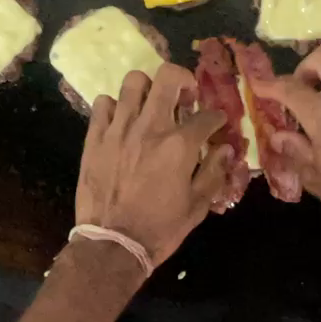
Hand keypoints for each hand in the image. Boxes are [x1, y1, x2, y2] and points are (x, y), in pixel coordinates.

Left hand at [78, 64, 233, 269]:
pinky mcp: (95, 138)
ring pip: (133, 82)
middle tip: (184, 98)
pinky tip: (122, 121)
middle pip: (168, 77)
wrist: (113, 244)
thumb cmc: (160, 230)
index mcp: (179, 145)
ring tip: (151, 106)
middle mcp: (149, 127)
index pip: (206, 116)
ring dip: (148, 89)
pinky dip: (115, 106)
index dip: (217, 118)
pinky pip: (103, 104)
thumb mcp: (197, 206)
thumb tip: (226, 150)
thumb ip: (214, 173)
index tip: (216, 125)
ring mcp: (118, 129)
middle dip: (183, 81)